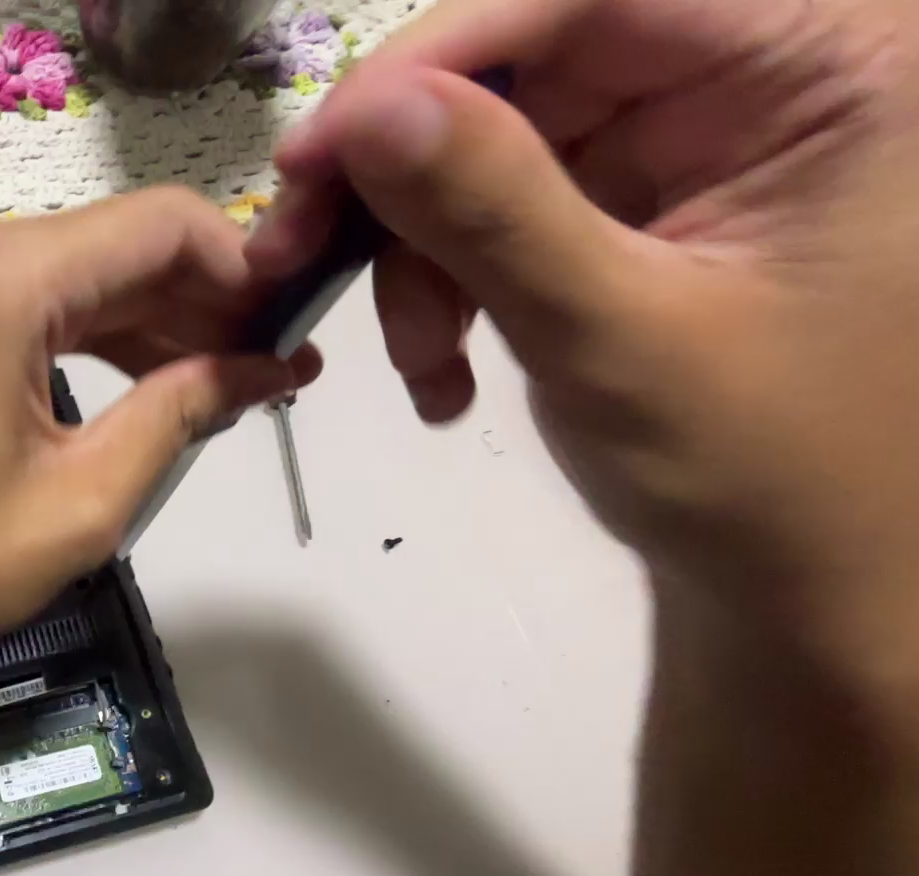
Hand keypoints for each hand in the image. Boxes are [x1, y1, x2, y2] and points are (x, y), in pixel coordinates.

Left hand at [0, 188, 308, 779]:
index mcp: (7, 278)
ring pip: (82, 277)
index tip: (293, 330)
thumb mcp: (82, 501)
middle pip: (123, 246)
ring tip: (227, 385)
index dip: (245, 270)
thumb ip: (182, 412)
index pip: (165, 226)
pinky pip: (35, 308)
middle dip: (206, 301)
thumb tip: (268, 366)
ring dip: (157, 323)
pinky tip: (151, 385)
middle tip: (274, 368)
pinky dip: (96, 339)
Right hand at [249, 0, 918, 686]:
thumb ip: (490, 211)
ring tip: (424, 367)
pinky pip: (478, 223)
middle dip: (396, 185)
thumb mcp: (608, 332)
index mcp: (818, 62)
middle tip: (301, 262)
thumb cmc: (755, 464)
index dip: (430, 61)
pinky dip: (436, 298)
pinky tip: (443, 376)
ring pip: (472, 158)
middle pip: (511, 77)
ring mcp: (668, 148)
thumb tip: (365, 110)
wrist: (786, 570)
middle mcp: (743, 78)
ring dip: (412, 268)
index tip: (311, 158)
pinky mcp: (609, 211)